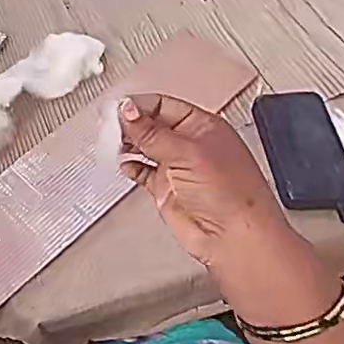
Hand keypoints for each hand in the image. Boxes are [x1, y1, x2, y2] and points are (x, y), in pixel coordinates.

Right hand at [116, 95, 338, 324]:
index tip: (118, 109)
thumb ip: (152, 133)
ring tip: (113, 143)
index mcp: (202, 126)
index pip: (164, 105)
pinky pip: (142, 171)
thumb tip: (129, 111)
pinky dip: (131, 166)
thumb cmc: (233, 196)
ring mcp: (177, 167)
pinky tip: (125, 163)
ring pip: (144, 146)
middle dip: (130, 123)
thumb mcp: (188, 154)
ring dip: (127, 143)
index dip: (140, 105)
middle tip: (110, 125)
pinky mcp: (166, 188)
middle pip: (151, 124)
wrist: (234, 238)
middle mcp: (190, 145)